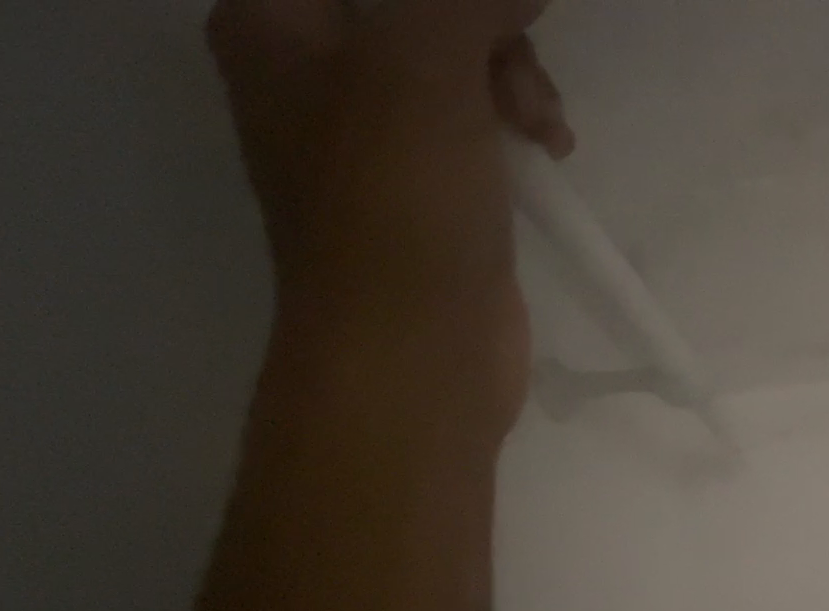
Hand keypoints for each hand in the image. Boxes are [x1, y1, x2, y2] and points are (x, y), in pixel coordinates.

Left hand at [208, 0, 575, 439]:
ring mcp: (377, 140)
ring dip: (516, 82)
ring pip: (458, 64)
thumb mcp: (423, 70)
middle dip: (492, 32)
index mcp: (278, 25)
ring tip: (547, 134)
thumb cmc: (401, 210)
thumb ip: (465, 1)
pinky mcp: (431, 193)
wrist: (417, 356)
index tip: (512, 16)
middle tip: (523, 89)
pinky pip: (476, 125)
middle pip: (417, 8)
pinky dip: (517, 128)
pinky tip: (550, 154)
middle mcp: (316, 74)